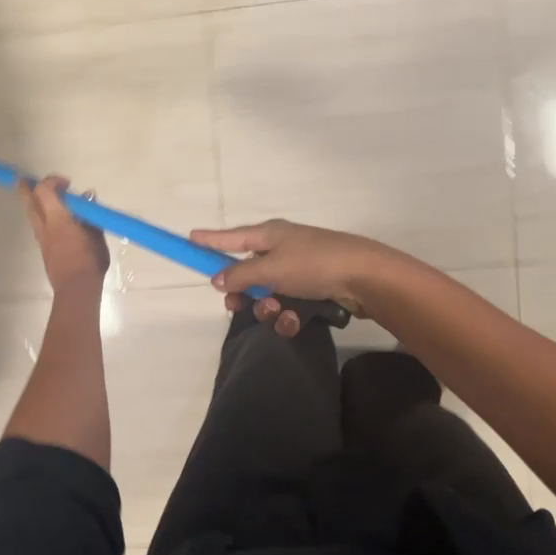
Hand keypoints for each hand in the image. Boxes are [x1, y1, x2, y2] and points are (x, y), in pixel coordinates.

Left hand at [20, 176, 110, 292]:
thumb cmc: (89, 261)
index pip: (44, 191)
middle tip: (26, 180)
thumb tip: (88, 196)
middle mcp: (44, 227)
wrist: (76, 289)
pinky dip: (42, 217)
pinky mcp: (44, 250)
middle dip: (26, 188)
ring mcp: (42, 239)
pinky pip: (39, 227)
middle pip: (29, 202)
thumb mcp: (96, 236)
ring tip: (44, 199)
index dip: (51, 181)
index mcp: (58, 220)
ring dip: (34, 203)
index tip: (66, 183)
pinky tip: (55, 220)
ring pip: (31, 215)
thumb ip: (90, 215)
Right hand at [191, 219, 397, 336]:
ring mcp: (299, 271)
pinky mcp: (313, 291)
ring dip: (268, 308)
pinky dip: (289, 315)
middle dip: (242, 292)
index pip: (231, 237)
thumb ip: (240, 275)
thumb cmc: (314, 264)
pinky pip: (288, 305)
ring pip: (267, 294)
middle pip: (247, 272)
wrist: (366, 278)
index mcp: (269, 235)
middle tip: (235, 306)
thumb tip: (218, 279)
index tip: (189, 239)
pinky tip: (297, 320)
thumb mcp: (271, 269)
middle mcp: (282, 250)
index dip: (210, 240)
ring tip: (279, 312)